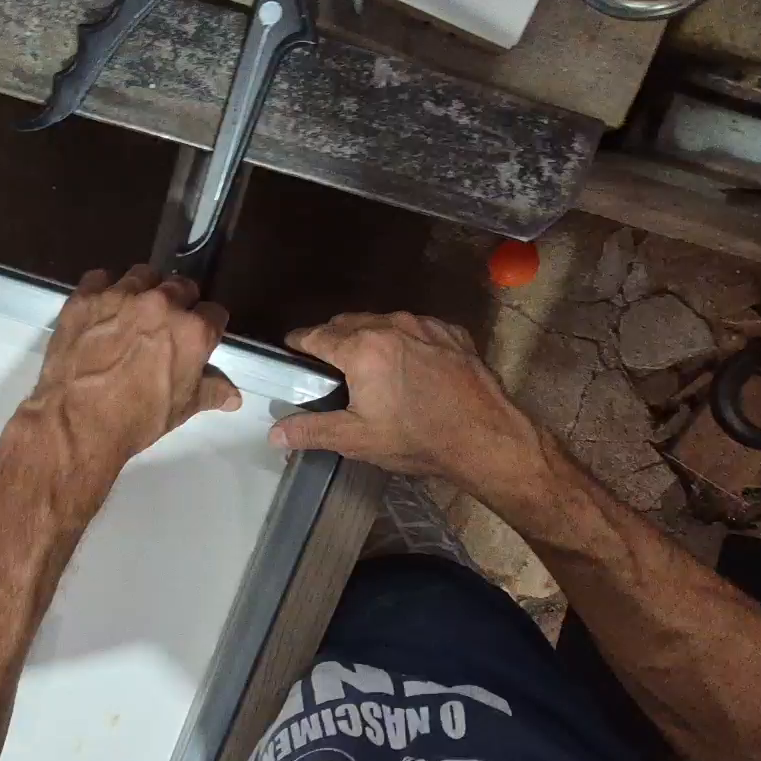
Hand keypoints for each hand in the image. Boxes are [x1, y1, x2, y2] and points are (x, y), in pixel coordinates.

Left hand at [16, 265, 240, 479]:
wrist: (77, 422)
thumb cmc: (137, 419)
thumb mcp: (182, 409)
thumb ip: (211, 391)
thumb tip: (234, 396)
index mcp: (192, 330)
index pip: (215, 314)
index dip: (208, 327)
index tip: (199, 339)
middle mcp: (161, 303)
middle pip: (181, 286)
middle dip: (180, 303)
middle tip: (166, 326)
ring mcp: (121, 296)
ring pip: (143, 275)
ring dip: (145, 290)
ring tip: (135, 312)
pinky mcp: (86, 297)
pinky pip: (100, 278)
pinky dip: (104, 290)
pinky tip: (102, 310)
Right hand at [268, 312, 544, 485]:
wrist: (486, 438)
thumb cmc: (417, 438)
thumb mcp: (357, 439)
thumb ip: (311, 431)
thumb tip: (274, 434)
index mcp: (361, 348)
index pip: (316, 335)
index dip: (299, 342)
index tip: (291, 349)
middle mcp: (391, 326)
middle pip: (347, 322)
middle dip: (332, 338)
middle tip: (326, 364)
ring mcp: (425, 325)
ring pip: (383, 321)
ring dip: (368, 336)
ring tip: (367, 364)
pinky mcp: (452, 333)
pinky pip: (416, 327)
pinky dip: (404, 339)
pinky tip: (408, 365)